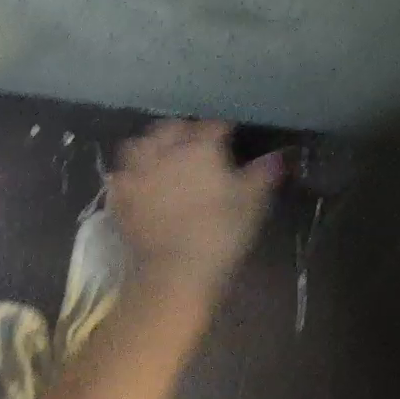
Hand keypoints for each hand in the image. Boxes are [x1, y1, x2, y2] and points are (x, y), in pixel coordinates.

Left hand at [109, 119, 279, 302]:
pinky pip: (121, 175)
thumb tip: (280, 155)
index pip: (213, 126)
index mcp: (199, 147)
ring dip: (150, 146)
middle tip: (193, 145)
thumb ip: (263, 174)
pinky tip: (138, 183)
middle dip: (182, 132)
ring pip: (139, 145)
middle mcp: (163, 151)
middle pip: (170, 129)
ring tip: (160, 158)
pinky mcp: (119, 197)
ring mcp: (136, 173)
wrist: (174, 272)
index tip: (230, 137)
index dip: (223, 130)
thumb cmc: (220, 235)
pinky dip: (129, 175)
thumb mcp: (252, 203)